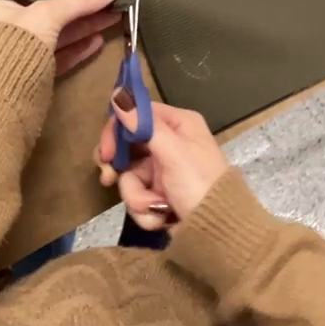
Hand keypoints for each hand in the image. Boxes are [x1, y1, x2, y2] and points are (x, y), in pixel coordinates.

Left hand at [0, 0, 122, 76]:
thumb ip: (77, 1)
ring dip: (85, 26)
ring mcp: (19, 50)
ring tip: (114, 17)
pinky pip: (58, 55)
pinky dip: (78, 48)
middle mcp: (6, 25)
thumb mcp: (46, 14)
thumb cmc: (13, 42)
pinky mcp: (32, 72)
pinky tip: (98, 41)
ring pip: (57, 34)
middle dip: (81, 6)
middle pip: (50, 11)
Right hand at [96, 97, 231, 230]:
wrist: (218, 232)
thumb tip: (119, 94)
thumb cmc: (199, 184)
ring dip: (138, 196)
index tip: (106, 152)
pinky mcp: (160, 195)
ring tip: (156, 206)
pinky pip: (138, 197)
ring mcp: (164, 171)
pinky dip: (146, 210)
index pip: (138, 115)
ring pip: (130, 177)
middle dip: (121, 169)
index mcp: (179, 124)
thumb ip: (145, 126)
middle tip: (108, 178)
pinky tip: (162, 217)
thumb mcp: (174, 152)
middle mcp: (170, 144)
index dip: (117, 132)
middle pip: (128, 148)